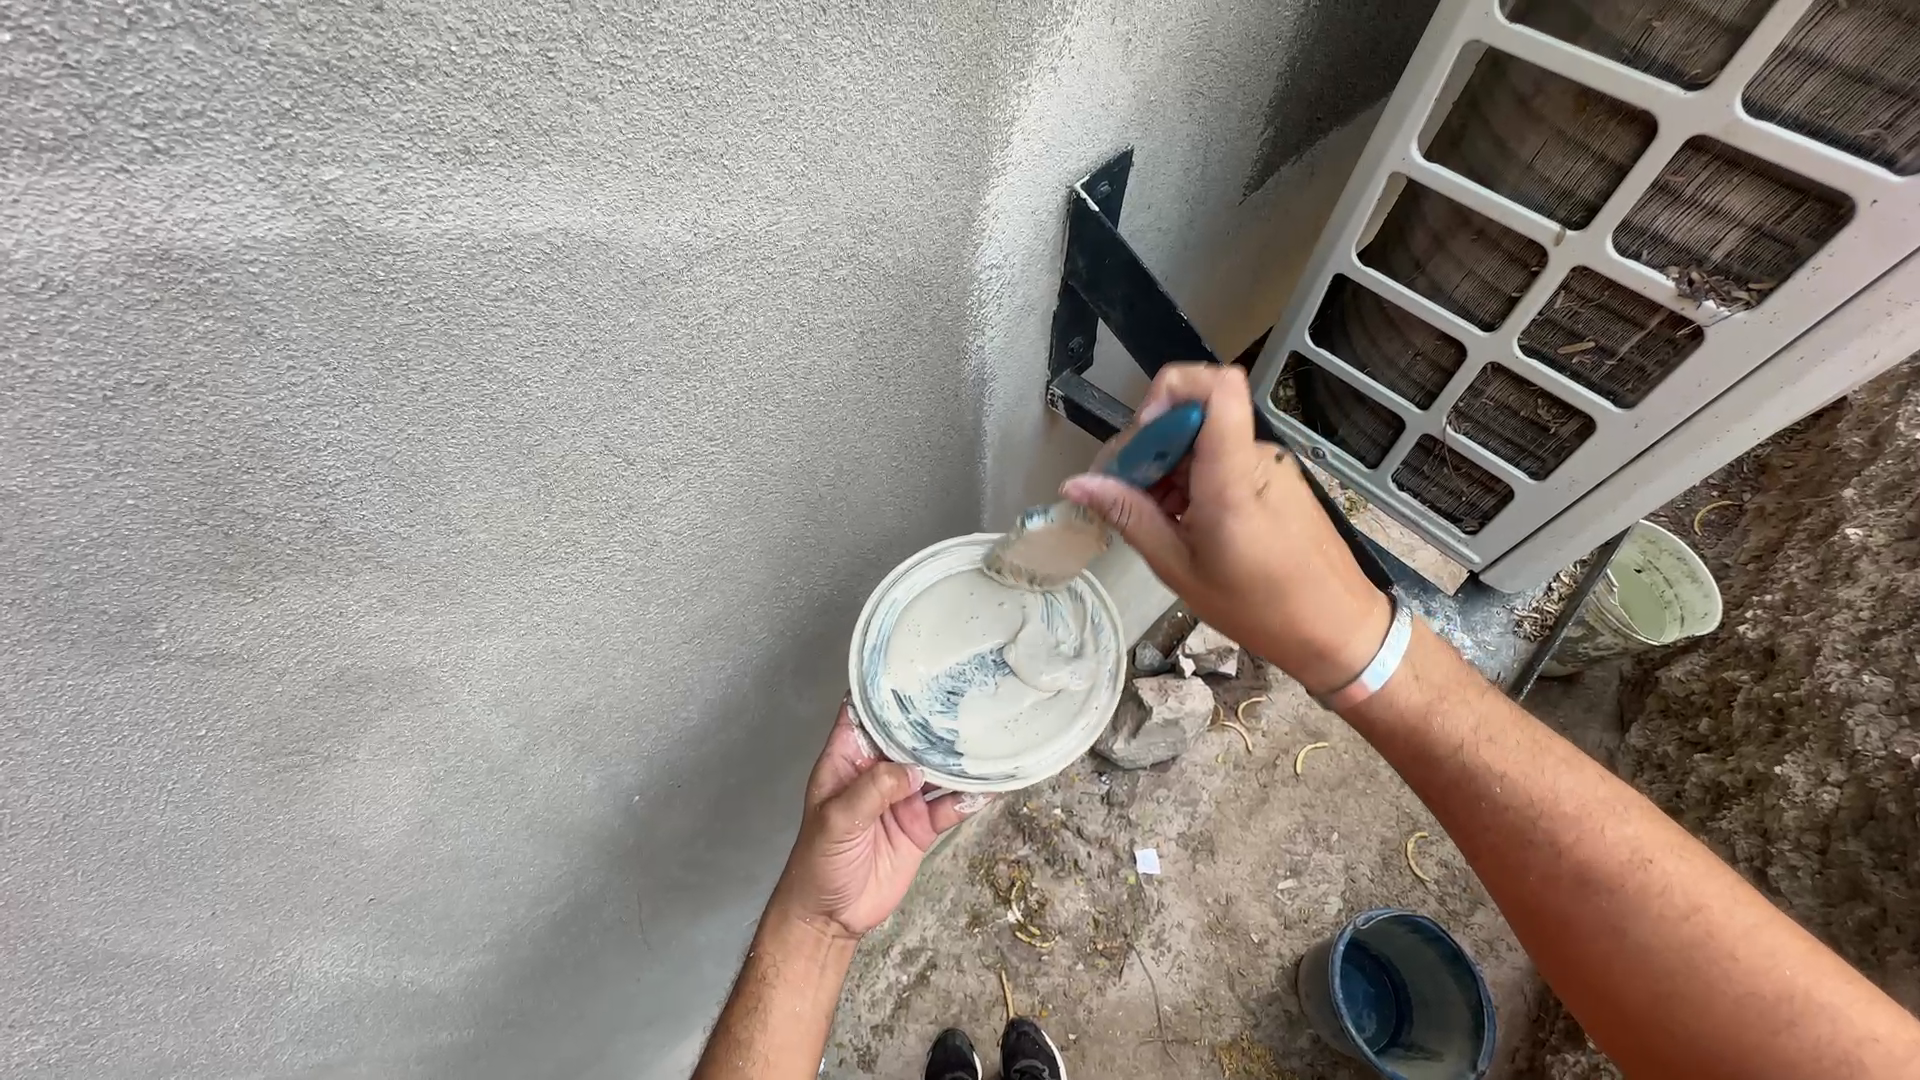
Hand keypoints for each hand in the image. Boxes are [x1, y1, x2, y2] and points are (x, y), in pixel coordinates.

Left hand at [768, 702, 990, 940]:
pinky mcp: (921, 824)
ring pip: (935, 769)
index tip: (914, 668)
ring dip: (958, 757)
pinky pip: (950, 806)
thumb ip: (872, 791)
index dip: (884, 690)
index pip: (865, 713)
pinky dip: (970, 796)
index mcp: (849, 759)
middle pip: (908, 737)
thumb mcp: (836, 821)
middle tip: (966, 698)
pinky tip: (991, 784)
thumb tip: (912, 769)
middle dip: (933, 720)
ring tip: (987, 736)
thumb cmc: (818, 862)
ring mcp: (902, 797)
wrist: (831, 916)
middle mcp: (878, 770)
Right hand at [1061, 363, 1390, 694]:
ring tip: (1158, 523)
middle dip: (1149, 448)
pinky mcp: (1277, 478)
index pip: (1216, 386)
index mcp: (1232, 479)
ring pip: (1203, 442)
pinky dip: (1192, 483)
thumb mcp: (1179, 569)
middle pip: (1192, 417)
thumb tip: (1077, 484)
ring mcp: (1270, 466)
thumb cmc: (1258, 609)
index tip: (1142, 440)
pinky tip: (1185, 525)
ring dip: (1168, 471)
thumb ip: (1130, 517)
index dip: (1169, 393)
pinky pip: (1222, 461)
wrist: (1338, 631)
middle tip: (1127, 498)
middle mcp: (1256, 458)